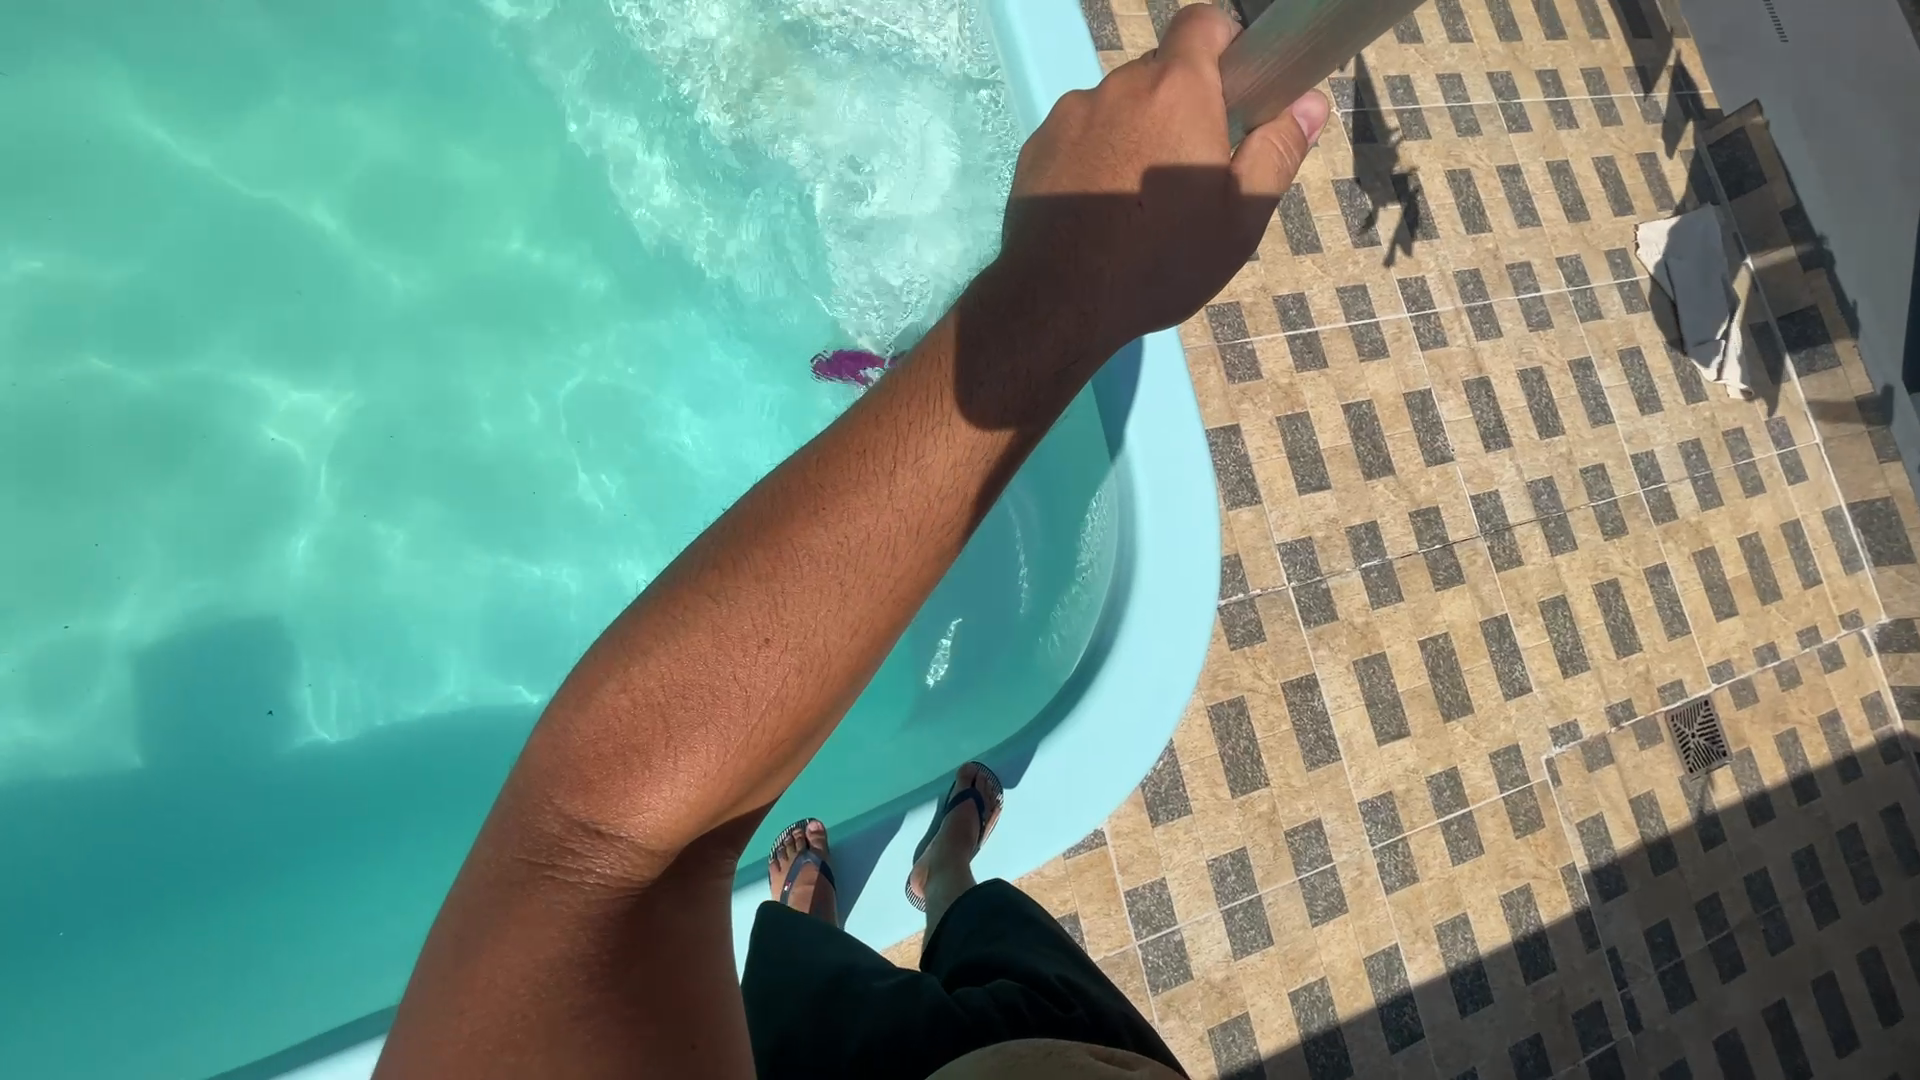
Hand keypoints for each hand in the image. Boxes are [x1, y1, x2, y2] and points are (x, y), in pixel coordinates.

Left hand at [987, 4, 1327, 361]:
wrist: (1059, 304)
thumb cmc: (1159, 263)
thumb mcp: (1239, 220)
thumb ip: (1276, 153)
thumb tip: (1307, 106)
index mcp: (1176, 89)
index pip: (1202, 23)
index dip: (1220, 46)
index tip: (1228, 90)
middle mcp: (1117, 87)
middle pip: (1154, 75)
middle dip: (1173, 108)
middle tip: (1180, 173)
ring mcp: (1067, 118)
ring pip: (1110, 110)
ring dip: (1127, 138)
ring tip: (1128, 205)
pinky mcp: (1033, 152)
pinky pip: (1072, 141)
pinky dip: (1086, 162)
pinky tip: (1089, 214)